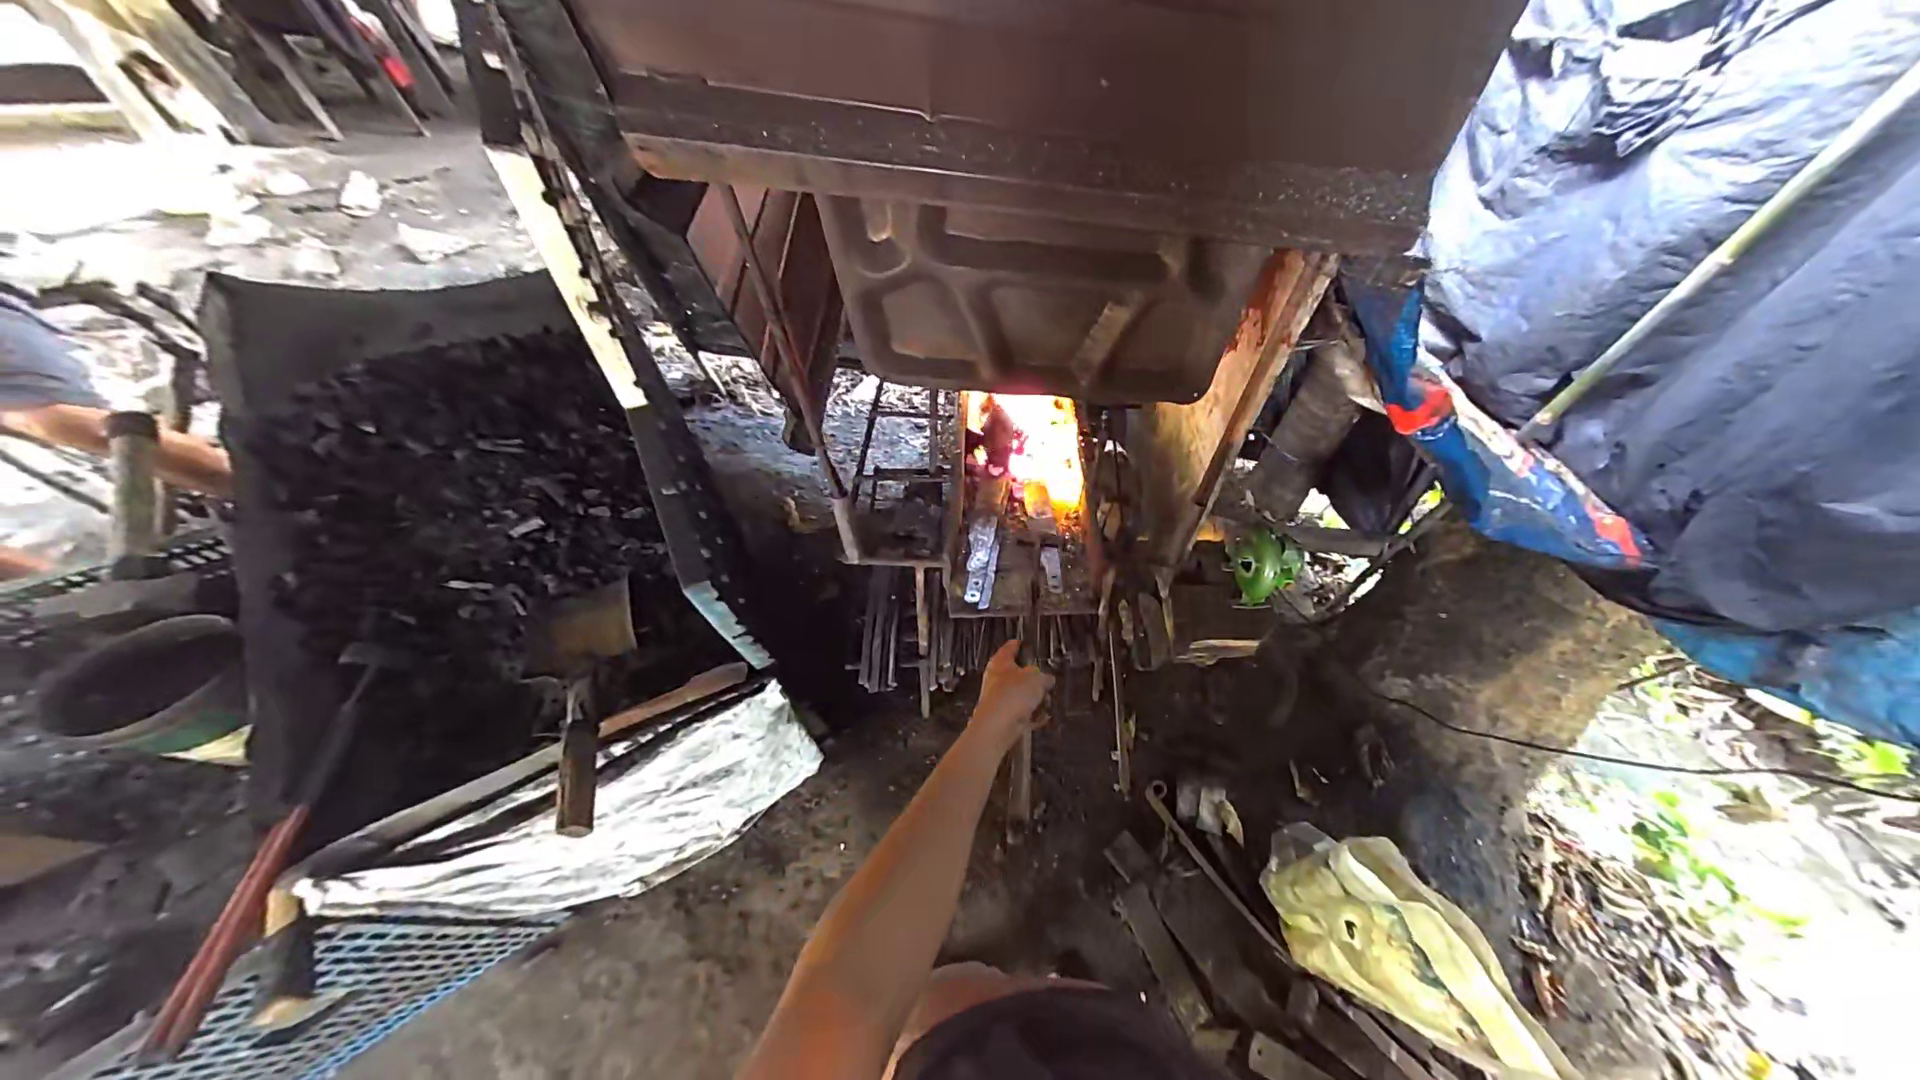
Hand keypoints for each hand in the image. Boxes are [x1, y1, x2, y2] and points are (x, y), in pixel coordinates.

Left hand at [971, 640, 1053, 746]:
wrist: (998, 727)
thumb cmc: (1014, 694)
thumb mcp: (1036, 679)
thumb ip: (1044, 677)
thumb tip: (1046, 679)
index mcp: (1000, 663)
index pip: (1009, 648)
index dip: (1017, 644)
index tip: (1023, 642)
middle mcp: (997, 679)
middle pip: (1017, 673)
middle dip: (1033, 678)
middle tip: (1047, 679)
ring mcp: (999, 699)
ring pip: (1021, 694)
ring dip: (1035, 698)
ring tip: (1048, 700)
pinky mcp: (1004, 717)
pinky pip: (1022, 712)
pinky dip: (1033, 714)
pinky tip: (1044, 716)